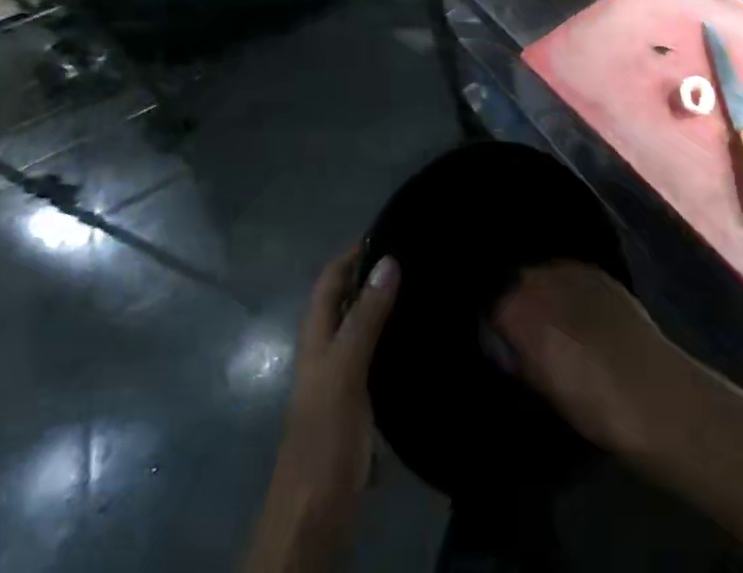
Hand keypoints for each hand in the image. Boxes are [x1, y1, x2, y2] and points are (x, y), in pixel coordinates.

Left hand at [243, 246, 398, 572]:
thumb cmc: (325, 436)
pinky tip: (422, 344)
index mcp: (316, 339)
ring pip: (362, 329)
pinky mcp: (358, 405)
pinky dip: (394, 341)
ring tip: (427, 291)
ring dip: (385, 307)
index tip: (389, 230)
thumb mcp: (346, 372)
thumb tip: (388, 261)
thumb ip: (365, 319)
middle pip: (345, 301)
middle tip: (419, 258)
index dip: (351, 253)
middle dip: (373, 275)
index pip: (329, 280)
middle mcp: (326, 352)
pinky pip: (376, 359)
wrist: (315, 511)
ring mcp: (341, 379)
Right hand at [491, 262, 689, 456]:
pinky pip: (572, 276)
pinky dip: (570, 289)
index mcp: (517, 308)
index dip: (494, 323)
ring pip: (543, 275)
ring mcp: (573, 272)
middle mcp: (540, 279)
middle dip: (517, 301)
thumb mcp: (540, 386)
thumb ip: (517, 355)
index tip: (500, 341)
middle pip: (515, 282)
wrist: (657, 394)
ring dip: (543, 292)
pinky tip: (580, 312)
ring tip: (556, 319)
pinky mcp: (602, 275)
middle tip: (526, 331)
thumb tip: (507, 344)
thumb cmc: (591, 403)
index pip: (489, 304)